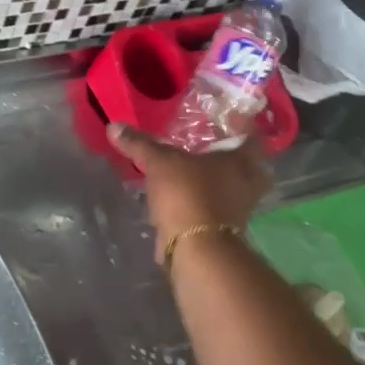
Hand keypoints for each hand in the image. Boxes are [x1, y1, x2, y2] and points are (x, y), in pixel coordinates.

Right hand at [109, 123, 272, 261]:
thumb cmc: (188, 193)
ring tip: (192, 167)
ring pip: (231, 186)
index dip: (241, 124)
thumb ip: (139, 143)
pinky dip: (203, 198)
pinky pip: (215, 205)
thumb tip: (114, 126)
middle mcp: (246, 183)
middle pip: (246, 164)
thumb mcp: (159, 162)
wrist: (196, 249)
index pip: (250, 135)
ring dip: (216, 178)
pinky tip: (184, 193)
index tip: (227, 116)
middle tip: (210, 143)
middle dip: (231, 155)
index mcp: (241, 160)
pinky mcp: (223, 229)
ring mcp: (238, 209)